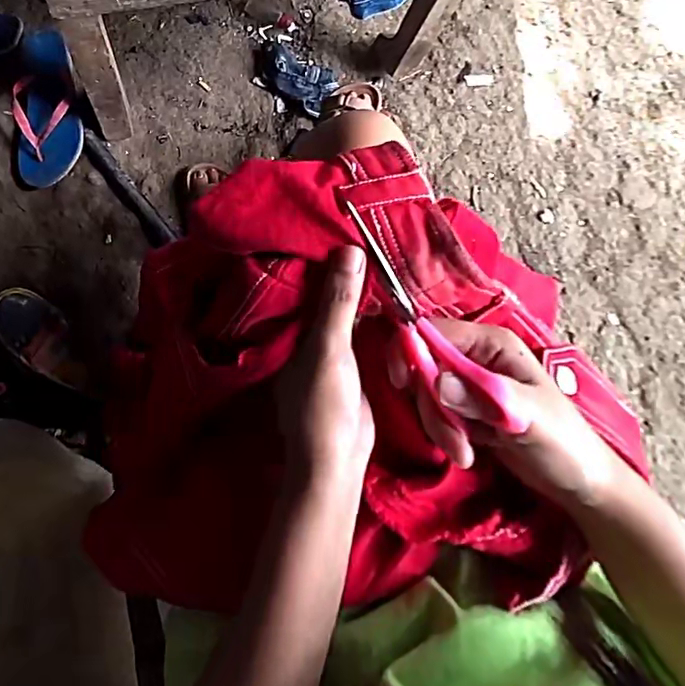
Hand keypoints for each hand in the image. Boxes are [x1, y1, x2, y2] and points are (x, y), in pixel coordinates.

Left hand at [277, 246, 375, 480]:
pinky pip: (365, 333)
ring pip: (348, 312)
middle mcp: (308, 335)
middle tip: (373, 235)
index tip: (343, 223)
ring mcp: (331, 350)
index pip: (305, 281)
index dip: (321, 255)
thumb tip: (350, 249)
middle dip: (347, 271)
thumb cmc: (322, 404)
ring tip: (387, 256)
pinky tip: (393, 299)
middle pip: (329, 294)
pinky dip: (375, 317)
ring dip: (364, 293)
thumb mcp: (329, 348)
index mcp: (291, 328)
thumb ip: (338, 302)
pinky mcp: (354, 365)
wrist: (338, 462)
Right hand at [407, 319, 627, 512]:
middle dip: (431, 405)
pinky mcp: (466, 408)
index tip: (404, 385)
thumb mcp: (531, 418)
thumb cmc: (564, 444)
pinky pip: (436, 412)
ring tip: (465, 453)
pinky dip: (443, 434)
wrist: (581, 483)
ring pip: (427, 391)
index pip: (432, 331)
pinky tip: (467, 452)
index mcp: (491, 343)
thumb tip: (438, 379)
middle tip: (454, 441)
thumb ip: (486, 396)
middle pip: (424, 363)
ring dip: (438, 425)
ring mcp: (470, 382)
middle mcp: (476, 356)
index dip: (411, 351)